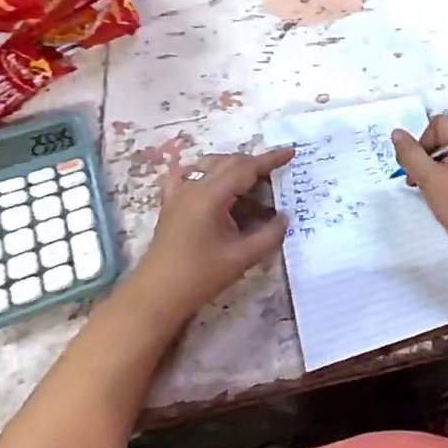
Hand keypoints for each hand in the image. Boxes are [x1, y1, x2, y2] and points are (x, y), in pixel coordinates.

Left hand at [133, 148, 294, 329]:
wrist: (156, 296)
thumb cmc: (200, 276)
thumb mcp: (243, 257)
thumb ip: (270, 234)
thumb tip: (285, 216)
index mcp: (211, 196)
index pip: (246, 168)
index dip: (270, 159)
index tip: (291, 151)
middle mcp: (193, 187)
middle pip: (228, 162)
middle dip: (254, 163)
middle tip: (276, 174)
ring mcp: (179, 194)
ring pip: (209, 166)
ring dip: (233, 167)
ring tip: (251, 182)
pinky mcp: (170, 204)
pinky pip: (187, 176)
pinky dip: (203, 172)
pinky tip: (211, 181)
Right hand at [391, 116, 447, 248]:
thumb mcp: (428, 177)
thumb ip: (409, 153)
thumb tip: (396, 133)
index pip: (438, 125)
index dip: (422, 144)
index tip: (417, 169)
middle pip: (442, 136)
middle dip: (425, 155)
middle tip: (415, 179)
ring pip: (446, 150)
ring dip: (431, 165)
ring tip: (423, 185)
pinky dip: (442, 171)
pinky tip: (436, 188)